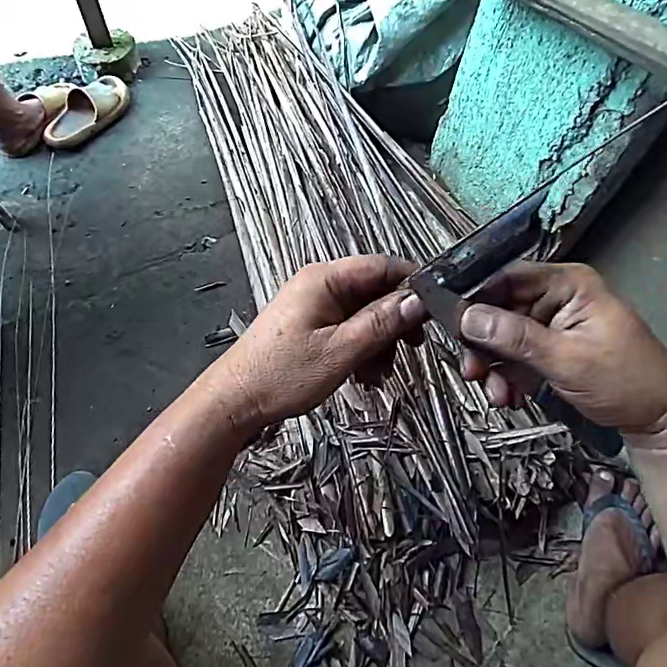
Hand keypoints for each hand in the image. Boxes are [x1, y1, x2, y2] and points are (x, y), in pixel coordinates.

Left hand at [206, 255, 426, 431]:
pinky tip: (363, 373)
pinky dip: (362, 348)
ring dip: (379, 340)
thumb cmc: (279, 375)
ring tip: (378, 371)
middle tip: (409, 347)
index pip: (382, 265)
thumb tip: (416, 301)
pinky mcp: (312, 324)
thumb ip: (382, 323)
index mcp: (324, 279)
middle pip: (375, 291)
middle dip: (395, 320)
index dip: (411, 286)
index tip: (431, 310)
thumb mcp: (341, 351)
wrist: (236, 400)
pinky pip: (349, 327)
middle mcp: (319, 285)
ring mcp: (314, 304)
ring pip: (365, 313)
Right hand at [457, 262, 666, 437]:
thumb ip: (514, 336)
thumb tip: (468, 316)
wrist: (660, 422)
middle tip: (472, 370)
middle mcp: (558, 297)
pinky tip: (510, 396)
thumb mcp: (565, 359)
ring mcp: (554, 325)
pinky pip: (517, 356)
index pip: (507, 278)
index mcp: (568, 283)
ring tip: (497, 394)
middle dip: (484, 344)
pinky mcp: (552, 349)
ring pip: (505, 337)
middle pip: (500, 310)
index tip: (451, 324)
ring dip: (495, 367)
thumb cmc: (627, 382)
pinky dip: (509, 377)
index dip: (476, 300)